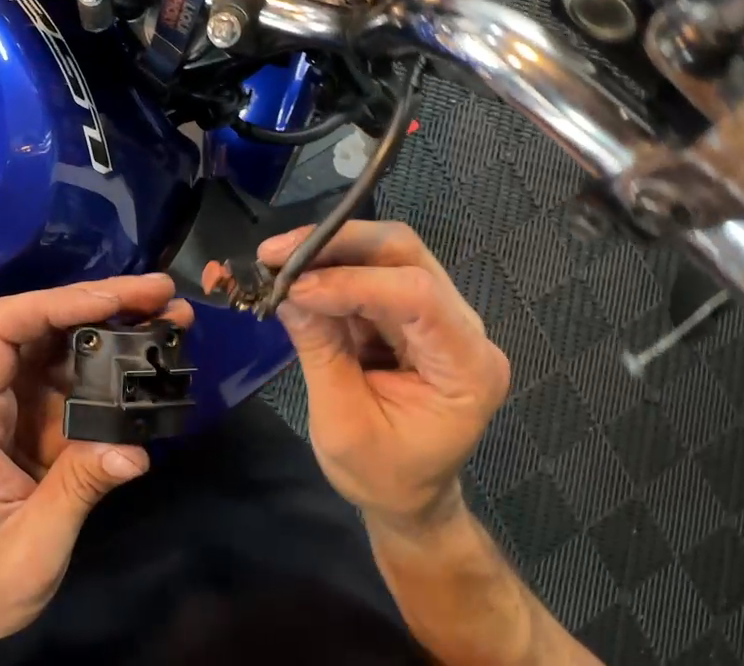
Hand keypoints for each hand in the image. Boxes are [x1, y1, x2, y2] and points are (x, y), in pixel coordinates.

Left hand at [0, 273, 189, 664]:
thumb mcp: (30, 547)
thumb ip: (78, 490)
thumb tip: (137, 447)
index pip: (1, 330)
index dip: (54, 303)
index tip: (114, 301)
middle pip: (38, 328)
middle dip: (98, 305)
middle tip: (160, 296)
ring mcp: (15, 414)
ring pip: (61, 353)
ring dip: (113, 333)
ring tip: (169, 321)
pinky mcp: (37, 432)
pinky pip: (75, 390)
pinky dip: (113, 374)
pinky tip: (150, 369)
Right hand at [208, 221, 507, 533]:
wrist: (407, 499)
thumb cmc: (382, 476)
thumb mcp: (342, 423)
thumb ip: (320, 351)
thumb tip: (288, 290)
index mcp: (466, 366)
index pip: (416, 295)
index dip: (352, 282)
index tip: (294, 288)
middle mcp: (463, 329)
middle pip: (405, 255)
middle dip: (339, 245)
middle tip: (277, 252)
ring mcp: (440, 316)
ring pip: (387, 254)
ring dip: (329, 251)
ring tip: (277, 259)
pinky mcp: (413, 314)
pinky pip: (372, 272)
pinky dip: (330, 268)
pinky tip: (295, 274)